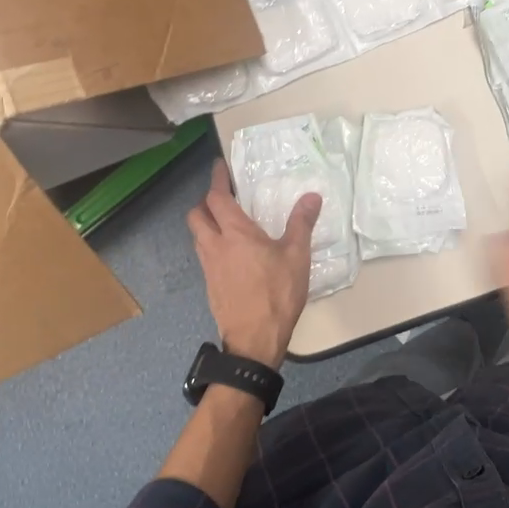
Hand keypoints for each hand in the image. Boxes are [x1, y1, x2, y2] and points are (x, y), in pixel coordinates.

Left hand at [187, 160, 320, 368]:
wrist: (254, 340)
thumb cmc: (276, 294)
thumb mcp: (297, 256)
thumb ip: (301, 223)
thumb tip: (311, 196)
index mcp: (235, 234)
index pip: (217, 198)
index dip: (217, 180)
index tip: (220, 167)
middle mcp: (215, 246)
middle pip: (196, 215)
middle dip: (205, 202)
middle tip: (223, 196)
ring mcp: (209, 268)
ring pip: (197, 236)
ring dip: (206, 223)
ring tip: (227, 222)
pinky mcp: (211, 286)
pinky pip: (205, 255)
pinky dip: (212, 244)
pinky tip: (232, 253)